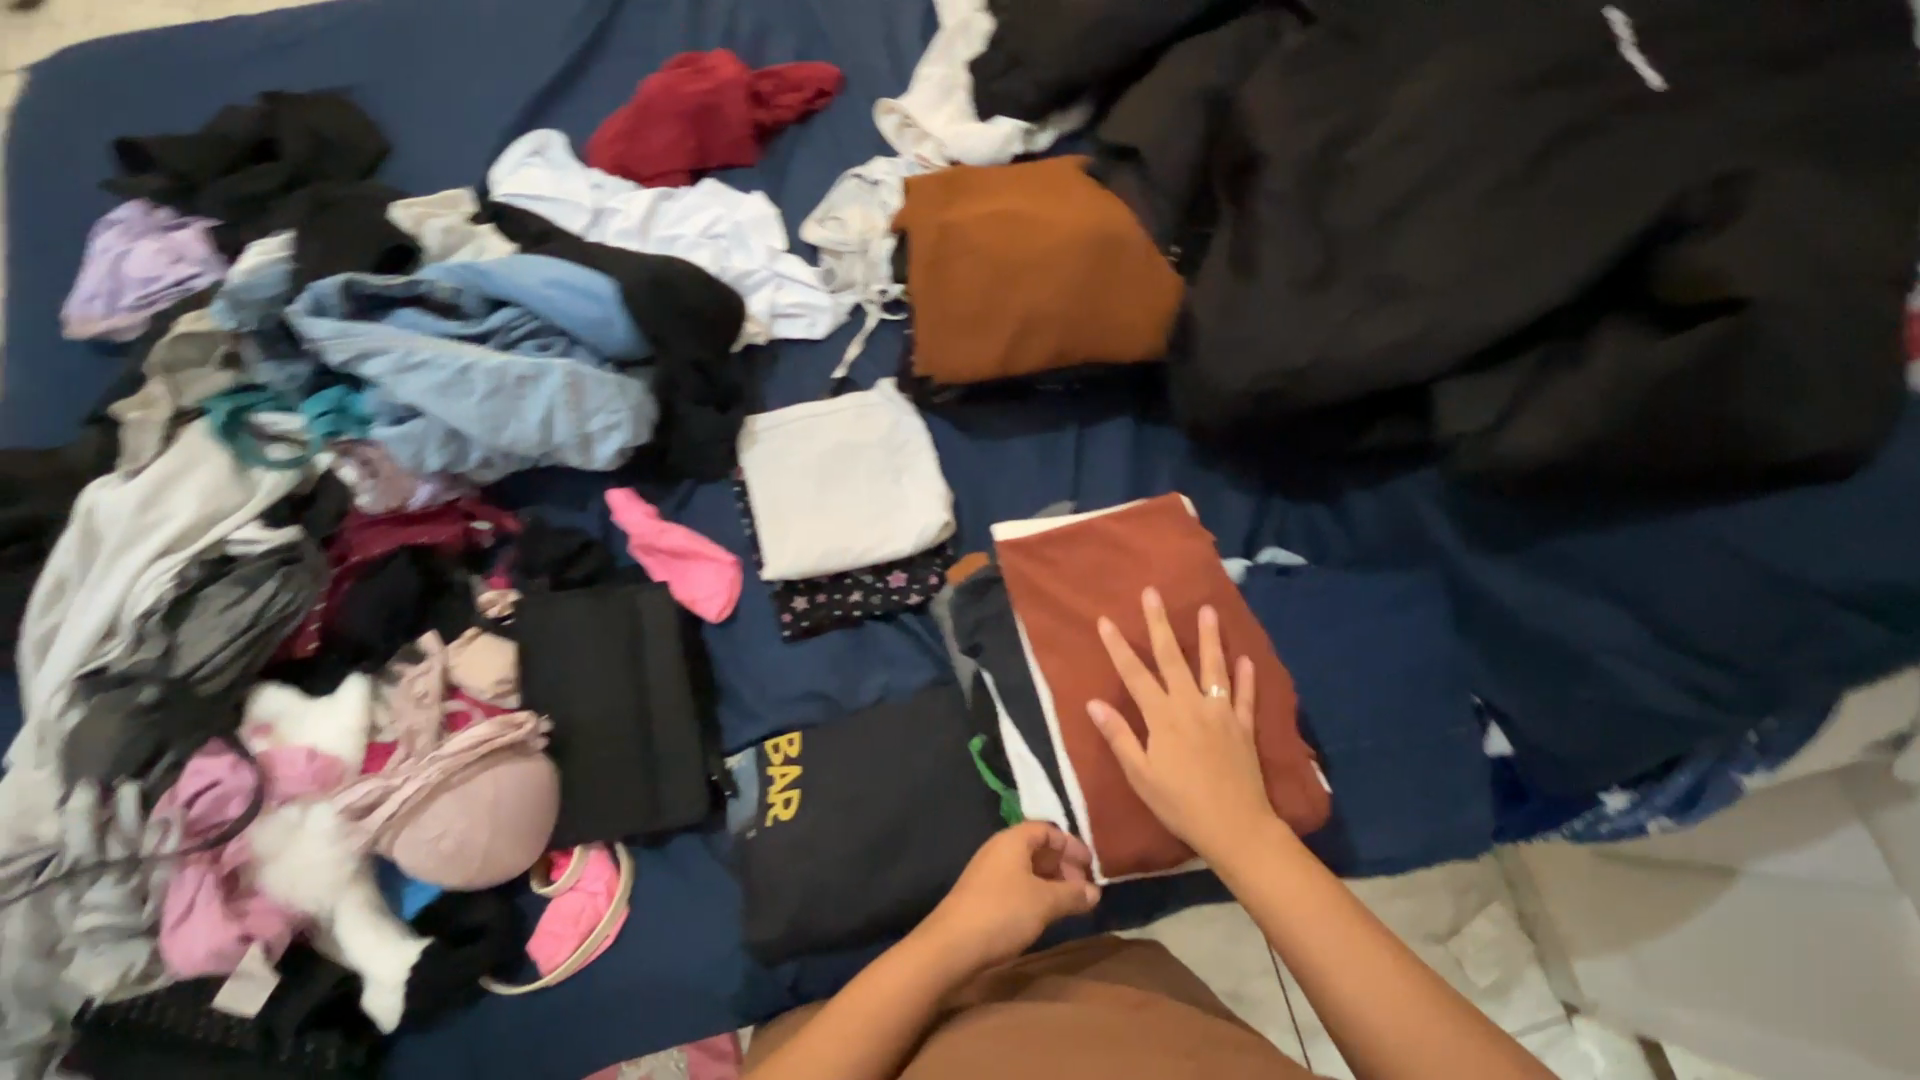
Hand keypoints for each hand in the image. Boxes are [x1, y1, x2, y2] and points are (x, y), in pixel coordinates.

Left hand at [912, 822, 1100, 976]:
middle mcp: (998, 851)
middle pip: (1037, 849)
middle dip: (1063, 865)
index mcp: (1012, 840)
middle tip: (1084, 888)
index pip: (1046, 830)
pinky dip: (1036, 895)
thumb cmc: (1003, 912)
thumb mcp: (1045, 902)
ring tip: (1071, 903)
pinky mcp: (982, 897)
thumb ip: (1073, 894)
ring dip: (1051, 883)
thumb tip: (1095, 892)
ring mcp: (988, 874)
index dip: (1070, 845)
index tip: (1091, 865)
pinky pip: (1016, 886)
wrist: (952, 946)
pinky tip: (1046, 914)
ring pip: (1027, 870)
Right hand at [1087, 588, 1282, 860]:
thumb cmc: (1179, 804)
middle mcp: (1191, 705)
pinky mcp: (1244, 728)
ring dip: (1209, 638)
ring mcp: (1221, 714)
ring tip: (1208, 610)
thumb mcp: (1140, 776)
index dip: (1118, 647)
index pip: (1134, 674)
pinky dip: (1246, 678)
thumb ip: (1119, 736)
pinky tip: (1245, 659)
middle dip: (1160, 624)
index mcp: (1162, 717)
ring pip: (1213, 668)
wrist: (1235, 827)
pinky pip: (1245, 698)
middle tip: (1153, 594)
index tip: (1105, 620)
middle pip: (1172, 658)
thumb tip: (1094, 704)